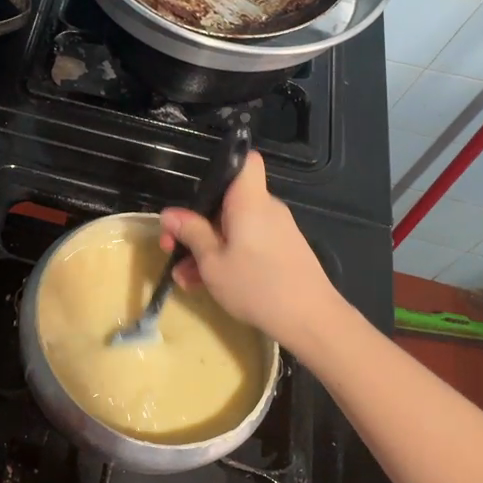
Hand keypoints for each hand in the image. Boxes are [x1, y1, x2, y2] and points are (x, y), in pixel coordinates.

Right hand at [160, 152, 347, 351]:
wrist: (312, 322)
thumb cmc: (257, 286)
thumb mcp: (212, 263)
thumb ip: (191, 234)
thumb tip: (170, 214)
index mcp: (249, 201)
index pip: (245, 161)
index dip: (223, 164)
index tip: (196, 188)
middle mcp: (265, 209)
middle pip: (227, 201)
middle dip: (196, 222)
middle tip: (171, 246)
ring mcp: (276, 231)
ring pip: (233, 227)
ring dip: (206, 246)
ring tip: (184, 276)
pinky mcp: (282, 251)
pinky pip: (246, 242)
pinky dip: (226, 256)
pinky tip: (205, 283)